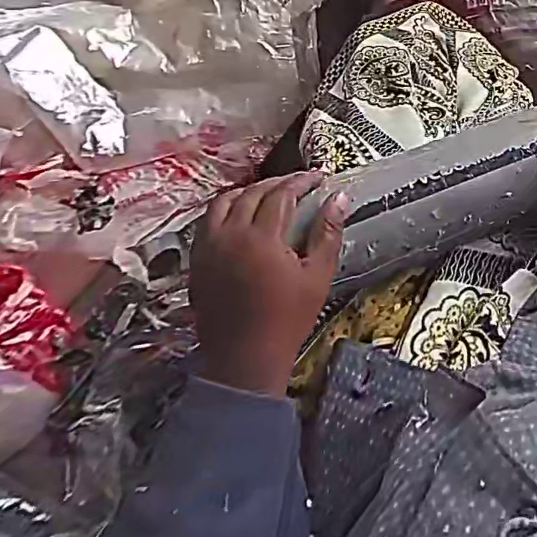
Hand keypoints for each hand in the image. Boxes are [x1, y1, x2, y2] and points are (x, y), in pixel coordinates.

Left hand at [191, 172, 350, 395]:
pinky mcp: (197, 258)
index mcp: (261, 237)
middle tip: (298, 185)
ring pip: (226, 201)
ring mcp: (209, 245)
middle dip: (278, 183)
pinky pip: (208, 220)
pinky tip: (239, 215)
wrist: (244, 360)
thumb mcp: (316, 277)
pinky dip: (226, 209)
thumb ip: (327, 233)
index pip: (281, 194)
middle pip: (253, 192)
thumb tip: (339, 198)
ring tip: (268, 195)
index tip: (318, 177)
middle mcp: (230, 234)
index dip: (301, 181)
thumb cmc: (286, 320)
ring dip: (249, 191)